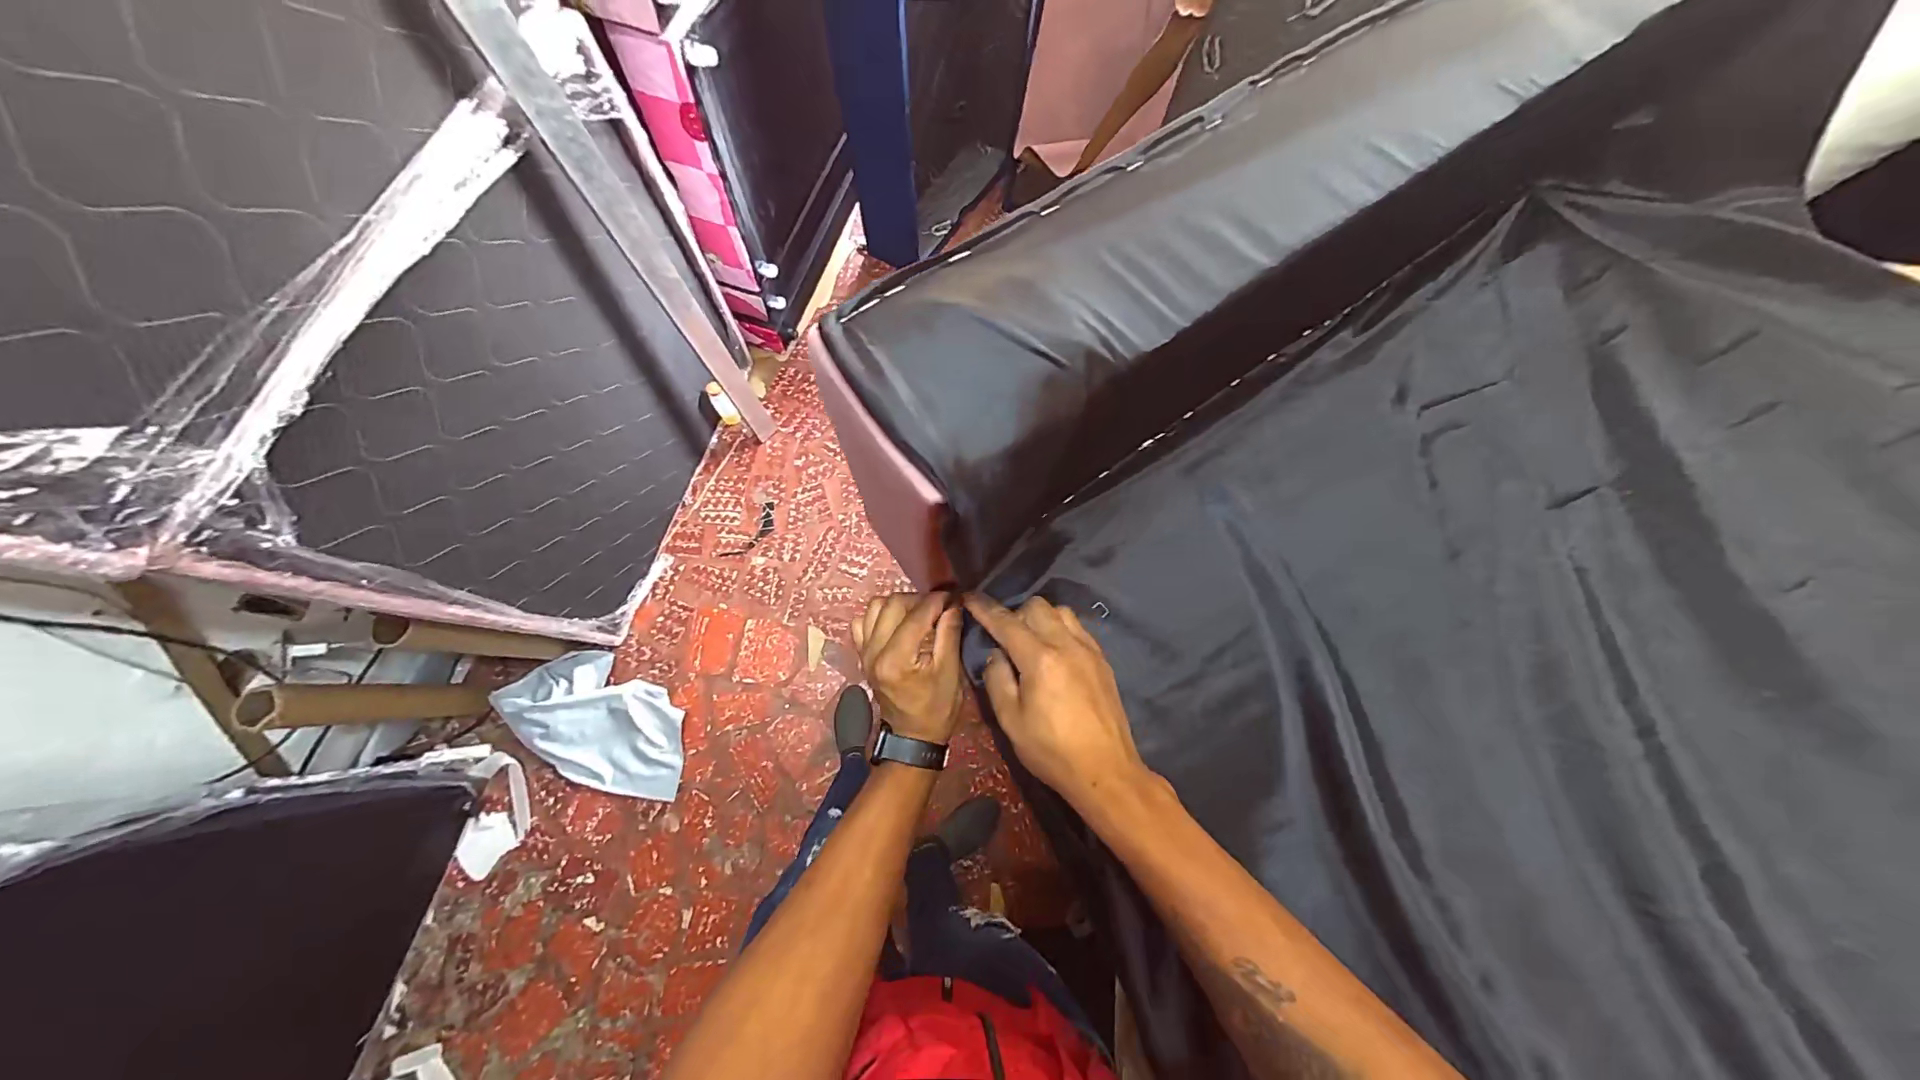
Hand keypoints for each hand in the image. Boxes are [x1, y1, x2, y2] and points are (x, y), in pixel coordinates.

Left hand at [853, 591, 964, 743]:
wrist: (912, 736)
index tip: (954, 597)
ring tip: (919, 613)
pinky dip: (880, 615)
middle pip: (893, 603)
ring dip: (899, 604)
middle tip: (939, 607)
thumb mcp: (951, 672)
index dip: (938, 600)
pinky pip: (864, 621)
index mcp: (896, 658)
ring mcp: (864, 652)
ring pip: (875, 607)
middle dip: (919, 599)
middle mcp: (873, 651)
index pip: (916, 614)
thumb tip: (954, 603)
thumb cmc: (937, 708)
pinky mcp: (861, 654)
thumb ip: (949, 634)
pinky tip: (897, 624)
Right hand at [964, 594, 1155, 810]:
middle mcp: (1066, 645)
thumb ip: (997, 679)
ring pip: (1061, 612)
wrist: (1105, 770)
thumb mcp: (1010, 721)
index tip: (969, 597)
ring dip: (1041, 618)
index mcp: (1040, 659)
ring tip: (1031, 642)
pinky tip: (1055, 652)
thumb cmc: (1051, 750)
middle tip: (1004, 636)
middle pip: (1037, 606)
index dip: (984, 608)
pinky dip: (1061, 629)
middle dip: (1015, 613)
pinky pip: (1078, 628)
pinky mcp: (1102, 660)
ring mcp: (1089, 650)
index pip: (1006, 622)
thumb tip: (996, 654)